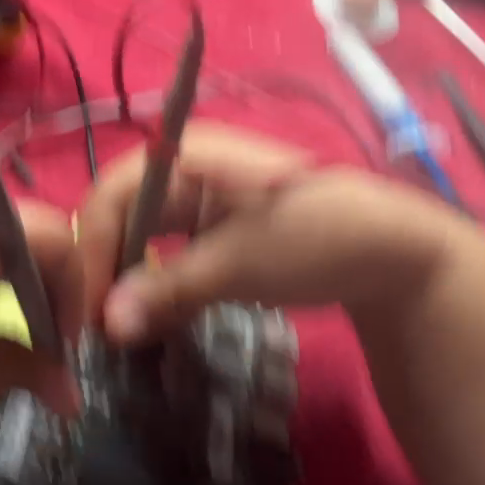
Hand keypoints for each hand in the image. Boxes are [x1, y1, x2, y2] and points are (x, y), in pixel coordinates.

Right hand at [75, 122, 476, 344]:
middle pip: (117, 215)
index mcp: (180, 156)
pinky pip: (163, 253)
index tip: (87, 310)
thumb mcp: (239, 264)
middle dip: (104, 268)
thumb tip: (107, 327)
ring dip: (126, 280)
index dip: (93, 251)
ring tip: (118, 327)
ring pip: (137, 236)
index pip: (110, 197)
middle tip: (96, 325)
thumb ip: (168, 290)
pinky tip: (149, 317)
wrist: (397, 253)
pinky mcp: (208, 228)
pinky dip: (154, 284)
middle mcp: (176, 170)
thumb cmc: (315, 237)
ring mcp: (192, 199)